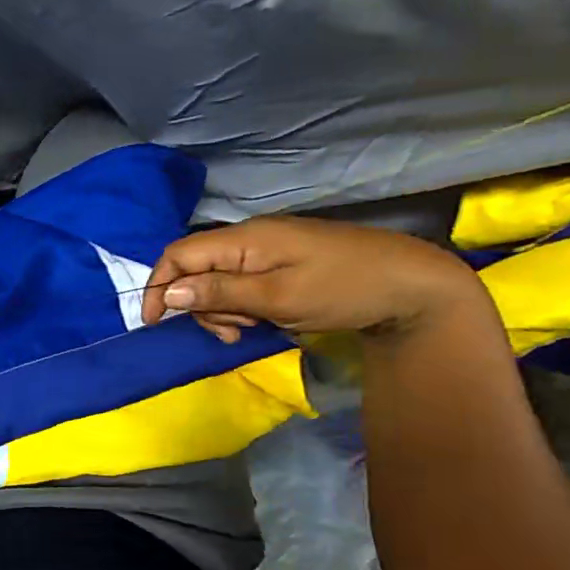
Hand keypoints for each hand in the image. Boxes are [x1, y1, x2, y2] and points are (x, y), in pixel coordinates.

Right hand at [140, 216, 483, 342]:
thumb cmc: (344, 289)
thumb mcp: (278, 297)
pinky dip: (241, 307)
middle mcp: (249, 238)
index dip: (158, 286)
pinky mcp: (280, 264)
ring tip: (251, 329)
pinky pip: (241, 284)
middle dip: (199, 305)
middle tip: (230, 331)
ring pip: (216, 281)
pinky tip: (261, 322)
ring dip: (222, 310)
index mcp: (245, 239)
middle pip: (196, 270)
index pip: (179, 255)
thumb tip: (168, 292)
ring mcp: (266, 250)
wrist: (413, 285)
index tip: (155, 322)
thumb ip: (220, 293)